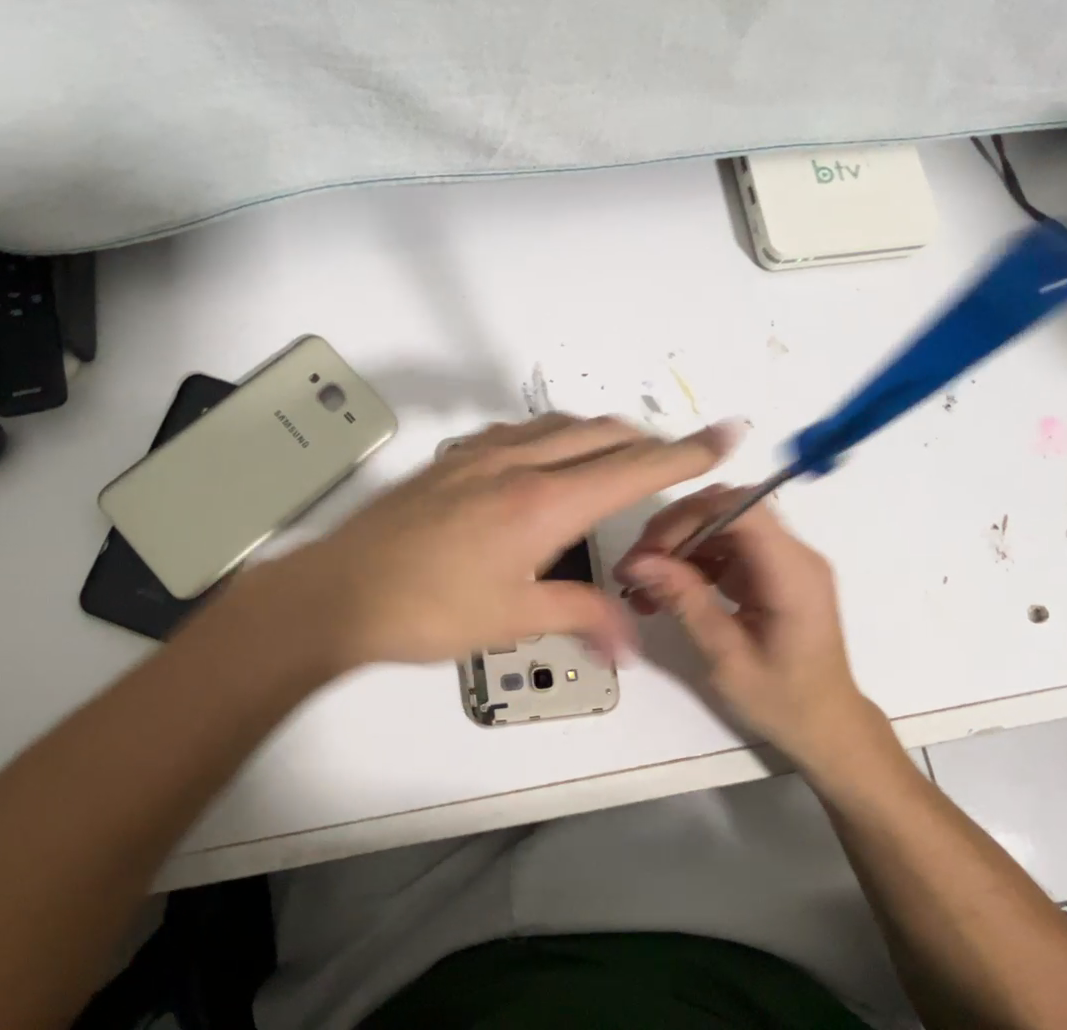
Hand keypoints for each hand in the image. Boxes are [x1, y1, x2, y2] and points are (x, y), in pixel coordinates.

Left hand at [235, 414, 741, 670]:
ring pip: (557, 425)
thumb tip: (630, 640)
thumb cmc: (427, 610)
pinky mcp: (449, 461)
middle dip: (646, 440)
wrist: (340, 592)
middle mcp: (516, 463)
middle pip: (600, 432)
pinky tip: (542, 461)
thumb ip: (581, 615)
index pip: (633, 466)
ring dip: (597, 433)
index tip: (726, 433)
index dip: (687, 451)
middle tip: (673, 458)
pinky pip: (516, 432)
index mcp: (543, 502)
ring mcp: (478, 456)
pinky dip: (550, 436)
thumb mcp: (513, 617)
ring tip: (615, 456)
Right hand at [613, 485, 888, 768]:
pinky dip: (690, 562)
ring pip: (719, 525)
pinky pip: (724, 548)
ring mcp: (782, 561)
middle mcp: (793, 554)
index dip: (688, 517)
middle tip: (634, 567)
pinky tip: (662, 591)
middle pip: (726, 510)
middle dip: (674, 530)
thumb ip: (685, 601)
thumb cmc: (782, 700)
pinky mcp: (769, 572)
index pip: (739, 510)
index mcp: (793, 573)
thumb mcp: (726, 656)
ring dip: (676, 546)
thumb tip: (638, 563)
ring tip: (640, 584)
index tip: (647, 549)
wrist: (824, 725)